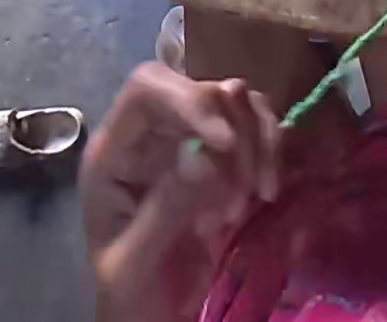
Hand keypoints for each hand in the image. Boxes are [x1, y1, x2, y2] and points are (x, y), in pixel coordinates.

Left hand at [83, 63, 279, 321]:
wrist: (154, 318)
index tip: (226, 141)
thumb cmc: (131, 298)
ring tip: (254, 199)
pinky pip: (257, 123)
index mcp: (115, 149)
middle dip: (234, 133)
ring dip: (256, 145)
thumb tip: (205, 156)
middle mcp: (153, 129)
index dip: (189, 98)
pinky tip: (265, 192)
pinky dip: (271, 149)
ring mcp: (189, 133)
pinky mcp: (223, 148)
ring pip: (236, 100)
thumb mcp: (132, 267)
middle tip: (245, 192)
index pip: (147, 88)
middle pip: (201, 88)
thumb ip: (162, 210)